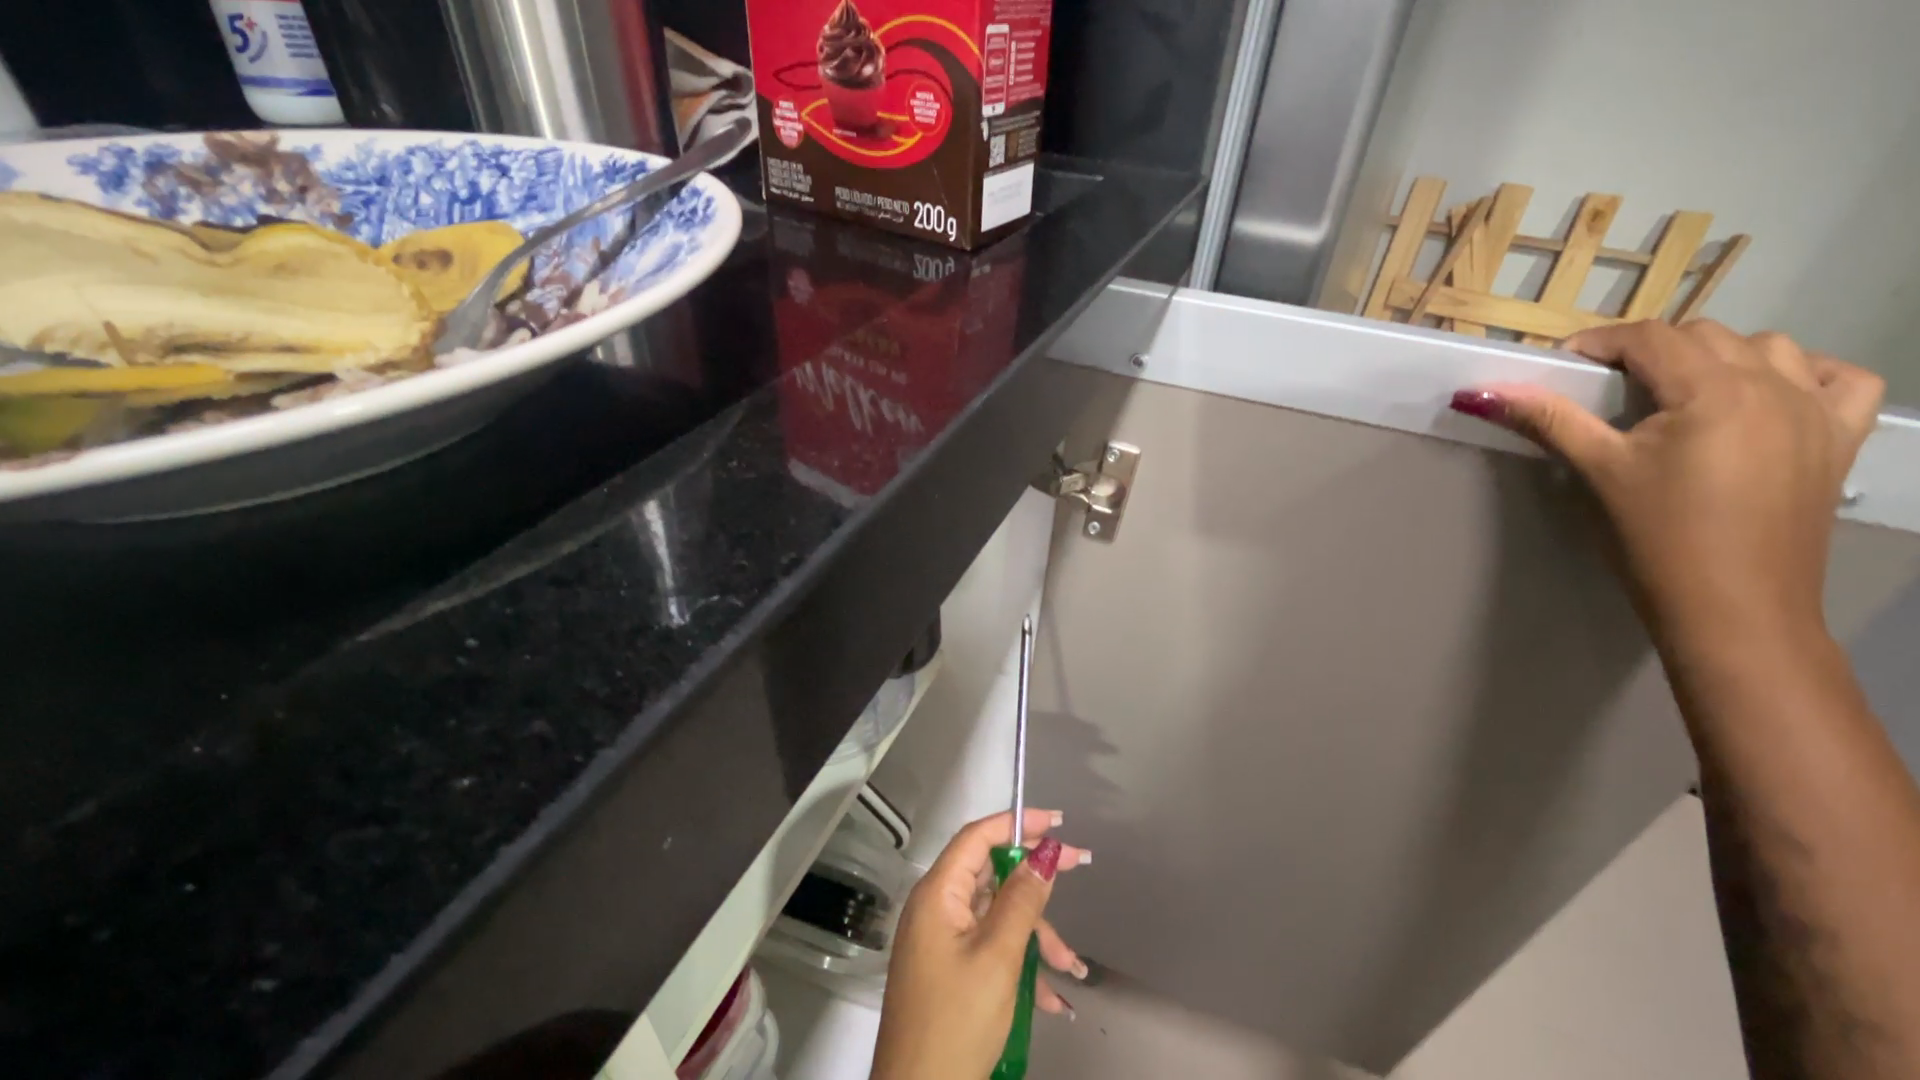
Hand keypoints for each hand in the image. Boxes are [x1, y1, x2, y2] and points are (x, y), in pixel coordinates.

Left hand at [870, 810, 1090, 1079]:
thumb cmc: (957, 1019)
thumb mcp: (998, 956)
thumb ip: (1023, 899)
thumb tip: (1044, 850)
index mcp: (938, 894)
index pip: (977, 837)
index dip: (1017, 823)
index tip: (1057, 822)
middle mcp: (936, 909)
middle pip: (992, 875)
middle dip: (1036, 885)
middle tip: (1079, 868)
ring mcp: (942, 941)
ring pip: (998, 916)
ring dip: (1036, 937)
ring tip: (1069, 968)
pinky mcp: (950, 971)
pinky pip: (992, 949)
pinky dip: (1022, 965)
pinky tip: (1050, 998)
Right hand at [1450, 320, 1882, 647]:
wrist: (1734, 609)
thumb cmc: (1657, 539)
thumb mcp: (1598, 472)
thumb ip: (1547, 420)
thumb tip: (1482, 392)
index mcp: (1713, 390)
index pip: (1650, 338)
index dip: (1601, 343)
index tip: (1565, 366)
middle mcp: (1775, 385)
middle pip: (1705, 336)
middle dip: (1651, 350)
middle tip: (1609, 389)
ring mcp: (1817, 410)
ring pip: (1768, 347)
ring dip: (1720, 356)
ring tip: (1680, 393)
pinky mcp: (1840, 440)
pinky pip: (1839, 378)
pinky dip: (1803, 372)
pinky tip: (1768, 394)